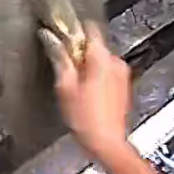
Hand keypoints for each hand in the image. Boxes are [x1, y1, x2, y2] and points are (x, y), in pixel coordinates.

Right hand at [41, 27, 132, 154]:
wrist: (107, 144)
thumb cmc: (86, 119)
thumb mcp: (65, 87)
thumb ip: (60, 58)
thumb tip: (50, 38)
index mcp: (102, 59)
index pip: (90, 29)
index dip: (73, 31)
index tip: (61, 37)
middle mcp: (116, 62)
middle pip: (94, 46)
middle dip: (78, 53)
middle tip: (64, 70)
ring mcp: (122, 74)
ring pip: (99, 59)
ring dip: (86, 66)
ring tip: (74, 86)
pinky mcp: (123, 85)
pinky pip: (106, 71)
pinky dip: (95, 76)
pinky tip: (86, 93)